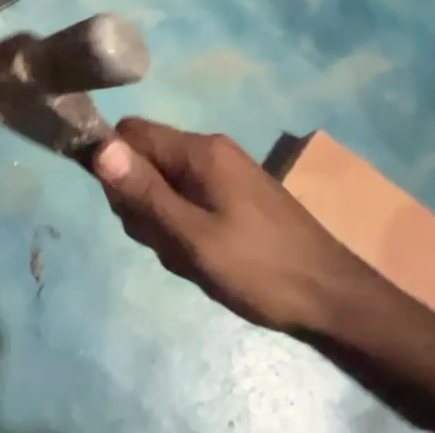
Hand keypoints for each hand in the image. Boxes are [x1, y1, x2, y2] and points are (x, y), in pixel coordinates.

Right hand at [91, 118, 383, 334]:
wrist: (337, 301)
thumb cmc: (261, 269)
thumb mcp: (193, 237)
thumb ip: (144, 192)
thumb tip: (97, 147)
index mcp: (199, 151)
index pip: (129, 133)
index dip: (115, 166)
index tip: (128, 209)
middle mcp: (210, 151)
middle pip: (144, 161)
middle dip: (141, 203)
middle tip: (166, 243)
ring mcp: (225, 174)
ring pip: (164, 186)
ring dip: (163, 222)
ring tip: (190, 256)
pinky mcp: (234, 196)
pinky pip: (188, 200)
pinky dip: (184, 227)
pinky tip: (204, 258)